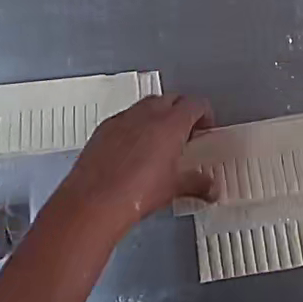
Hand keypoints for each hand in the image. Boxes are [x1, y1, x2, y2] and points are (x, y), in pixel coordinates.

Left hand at [49, 95, 217, 236]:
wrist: (93, 203)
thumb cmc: (134, 193)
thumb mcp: (174, 188)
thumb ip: (197, 183)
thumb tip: (209, 188)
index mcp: (171, 123)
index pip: (196, 104)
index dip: (204, 113)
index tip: (205, 126)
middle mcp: (147, 114)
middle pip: (172, 98)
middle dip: (181, 111)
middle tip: (185, 131)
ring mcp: (123, 119)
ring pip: (147, 105)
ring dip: (157, 115)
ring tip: (159, 139)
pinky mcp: (104, 129)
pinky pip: (125, 118)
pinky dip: (134, 125)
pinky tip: (133, 148)